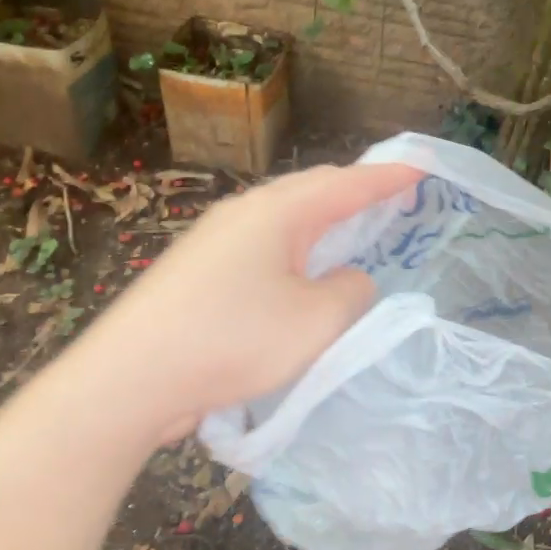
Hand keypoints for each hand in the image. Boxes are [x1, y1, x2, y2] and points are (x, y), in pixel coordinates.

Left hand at [63, 163, 421, 437]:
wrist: (125, 382)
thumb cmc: (232, 340)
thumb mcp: (318, 321)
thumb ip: (353, 291)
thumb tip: (347, 279)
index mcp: (278, 211)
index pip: (349, 183)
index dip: (391, 176)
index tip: (425, 167)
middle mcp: (245, 212)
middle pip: (314, 188)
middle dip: (358, 190)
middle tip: (395, 198)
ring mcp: (215, 239)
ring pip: (286, 216)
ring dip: (326, 219)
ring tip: (355, 231)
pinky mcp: (198, 269)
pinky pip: (265, 242)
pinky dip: (299, 245)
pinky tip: (303, 270)